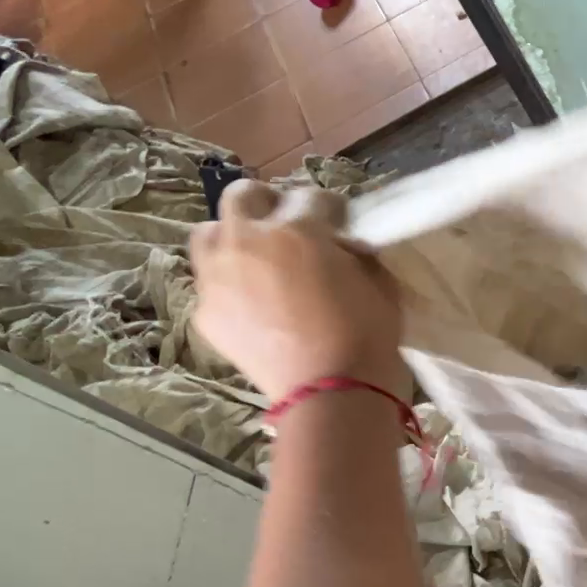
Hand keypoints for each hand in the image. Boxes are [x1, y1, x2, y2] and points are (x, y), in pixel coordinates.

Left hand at [189, 180, 405, 399]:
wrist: (333, 391)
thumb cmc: (368, 336)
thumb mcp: (380, 286)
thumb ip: (355, 256)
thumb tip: (343, 248)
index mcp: (298, 230)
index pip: (311, 196)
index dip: (331, 208)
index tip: (341, 223)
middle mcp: (248, 240)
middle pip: (244, 195)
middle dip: (270, 205)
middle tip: (292, 228)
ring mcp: (217, 275)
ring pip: (212, 232)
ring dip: (236, 238)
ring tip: (261, 262)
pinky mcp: (205, 311)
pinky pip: (213, 284)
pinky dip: (233, 286)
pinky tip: (257, 306)